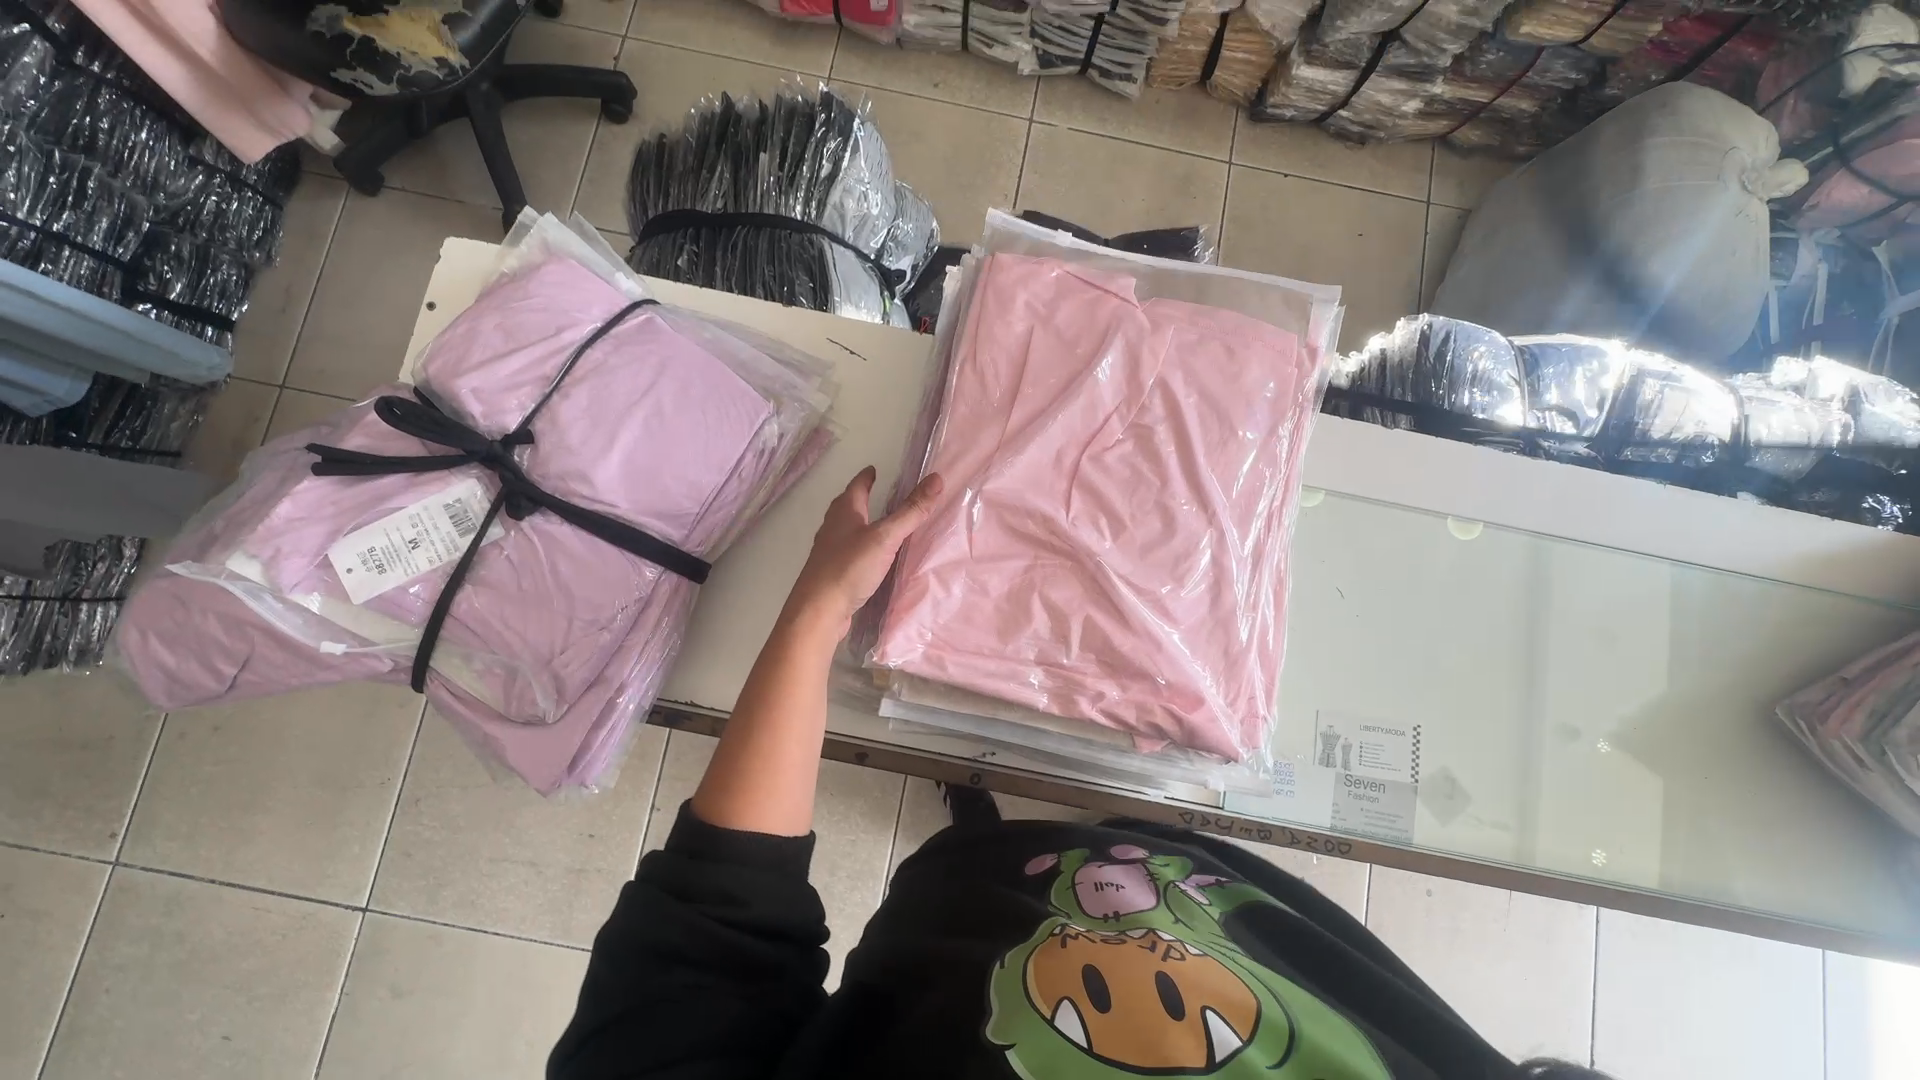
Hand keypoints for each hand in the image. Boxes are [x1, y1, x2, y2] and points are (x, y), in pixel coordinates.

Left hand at [784, 466, 943, 633]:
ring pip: (846, 530)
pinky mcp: (832, 573)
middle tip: (876, 493)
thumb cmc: (849, 567)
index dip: (866, 477)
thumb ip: (911, 511)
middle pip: (847, 506)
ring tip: (877, 524)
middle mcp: (833, 527)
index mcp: (844, 512)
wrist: (819, 610)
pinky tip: (871, 558)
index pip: (856, 486)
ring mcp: (830, 551)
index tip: (874, 470)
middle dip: (860, 498)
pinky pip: (849, 552)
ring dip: (860, 523)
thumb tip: (936, 478)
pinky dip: (861, 548)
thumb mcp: (885, 537)